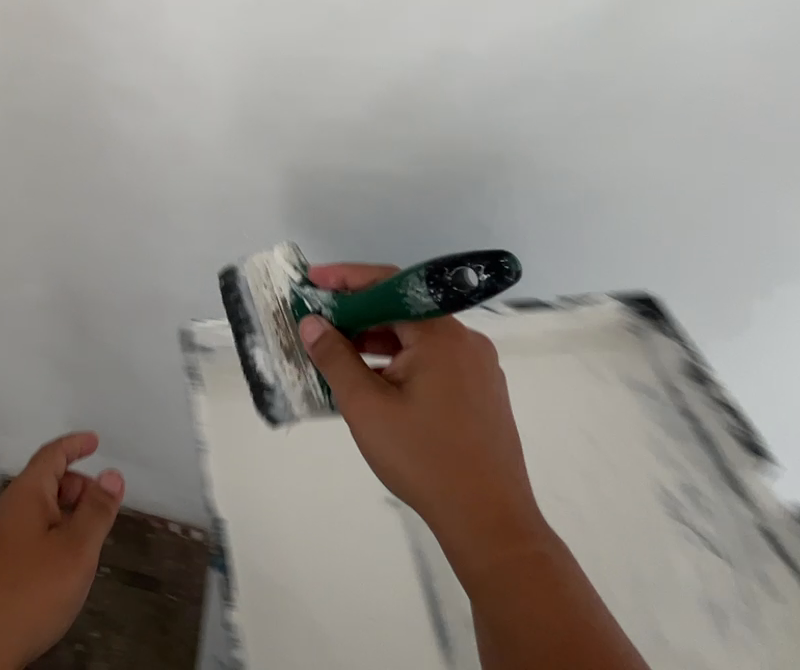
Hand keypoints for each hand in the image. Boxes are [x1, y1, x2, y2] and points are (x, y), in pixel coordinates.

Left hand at [0, 432, 124, 669]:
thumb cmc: (30, 591)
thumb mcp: (76, 550)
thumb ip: (97, 511)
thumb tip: (112, 475)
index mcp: (25, 494)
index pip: (52, 455)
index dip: (75, 445)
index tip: (95, 440)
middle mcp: (7, 508)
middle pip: (46, 481)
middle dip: (78, 485)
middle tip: (106, 506)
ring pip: (39, 510)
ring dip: (68, 514)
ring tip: (92, 539)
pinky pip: (30, 532)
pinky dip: (54, 533)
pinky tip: (65, 564)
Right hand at [299, 264, 551, 573]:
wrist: (489, 520)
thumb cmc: (423, 457)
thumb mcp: (365, 405)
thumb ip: (335, 357)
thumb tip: (312, 323)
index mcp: (441, 336)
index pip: (389, 285)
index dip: (345, 279)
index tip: (310, 282)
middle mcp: (466, 342)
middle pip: (404, 309)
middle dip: (357, 312)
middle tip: (317, 321)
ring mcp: (478, 368)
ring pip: (418, 337)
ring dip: (376, 338)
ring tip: (337, 353)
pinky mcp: (481, 393)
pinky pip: (433, 360)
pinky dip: (398, 359)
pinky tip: (372, 381)